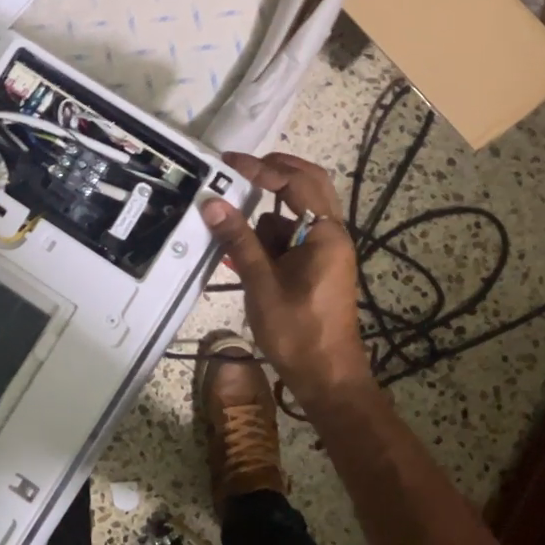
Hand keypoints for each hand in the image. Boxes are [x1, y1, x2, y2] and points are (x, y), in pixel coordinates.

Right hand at [202, 151, 370, 404]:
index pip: (295, 183)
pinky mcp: (316, 267)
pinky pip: (290, 237)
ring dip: (264, 214)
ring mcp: (326, 252)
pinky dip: (267, 237)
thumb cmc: (298, 332)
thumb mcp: (261, 284)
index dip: (260, 169)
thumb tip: (212, 202)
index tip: (227, 164)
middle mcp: (331, 236)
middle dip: (274, 173)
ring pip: (295, 213)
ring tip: (229, 230)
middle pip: (308, 185)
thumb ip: (239, 239)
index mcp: (326, 235)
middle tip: (239, 169)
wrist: (328, 380)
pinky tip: (238, 256)